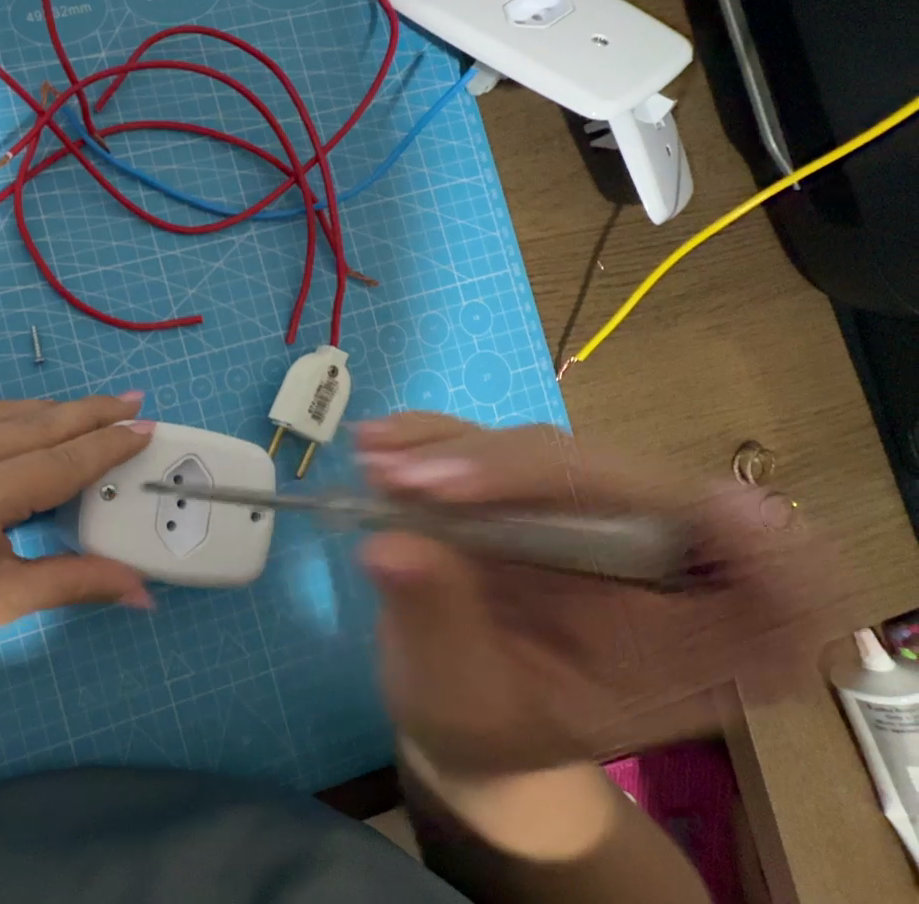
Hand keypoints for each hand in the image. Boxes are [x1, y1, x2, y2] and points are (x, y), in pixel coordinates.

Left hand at [0, 393, 157, 668]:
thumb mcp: (5, 597)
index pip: (62, 459)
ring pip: (5, 414)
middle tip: (132, 402)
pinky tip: (27, 425)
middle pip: (38, 423)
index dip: (108, 445)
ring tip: (90, 411)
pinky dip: (12, 417)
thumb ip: (77, 581)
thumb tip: (143, 590)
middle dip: (89, 412)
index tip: (146, 428)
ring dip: (51, 411)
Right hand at [353, 413, 851, 779]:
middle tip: (421, 484)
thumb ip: (437, 624)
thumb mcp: (458, 695)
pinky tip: (382, 443)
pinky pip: (489, 446)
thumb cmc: (479, 723)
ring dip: (462, 450)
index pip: (781, 575)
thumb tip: (391, 545)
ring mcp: (587, 518)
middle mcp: (657, 564)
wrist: (452, 706)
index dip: (760, 537)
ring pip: (550, 453)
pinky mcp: (525, 492)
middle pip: (628, 485)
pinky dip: (433, 438)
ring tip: (379, 466)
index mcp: (698, 639)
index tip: (718, 513)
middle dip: (524, 474)